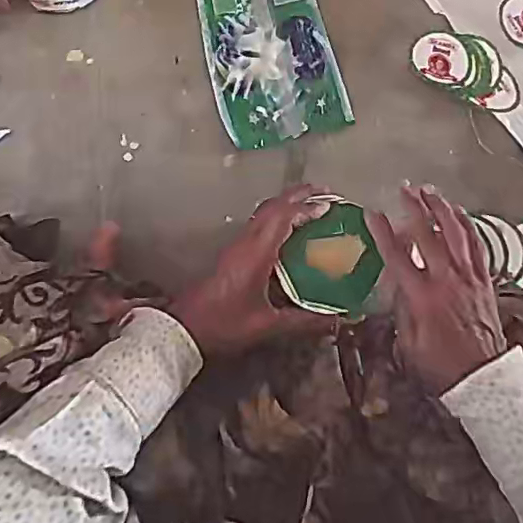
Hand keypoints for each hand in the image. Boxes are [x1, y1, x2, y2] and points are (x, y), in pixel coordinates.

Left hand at [169, 184, 337, 360]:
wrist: (185, 330)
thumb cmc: (225, 324)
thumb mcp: (268, 326)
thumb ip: (304, 321)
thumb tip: (336, 320)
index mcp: (257, 252)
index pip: (284, 217)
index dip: (307, 208)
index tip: (329, 206)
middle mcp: (247, 241)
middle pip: (273, 206)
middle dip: (299, 195)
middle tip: (324, 191)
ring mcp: (238, 244)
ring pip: (264, 211)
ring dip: (287, 202)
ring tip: (310, 203)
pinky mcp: (233, 252)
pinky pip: (259, 222)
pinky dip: (278, 215)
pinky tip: (289, 229)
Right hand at [367, 184, 506, 394]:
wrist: (480, 376)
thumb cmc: (440, 364)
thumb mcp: (408, 342)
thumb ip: (401, 307)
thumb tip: (397, 281)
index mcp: (422, 296)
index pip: (397, 255)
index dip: (382, 231)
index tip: (372, 213)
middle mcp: (446, 279)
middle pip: (428, 233)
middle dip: (414, 208)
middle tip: (404, 190)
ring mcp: (468, 276)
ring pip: (455, 232)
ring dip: (442, 208)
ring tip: (430, 192)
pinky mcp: (484, 278)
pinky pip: (476, 244)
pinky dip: (467, 225)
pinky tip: (459, 213)